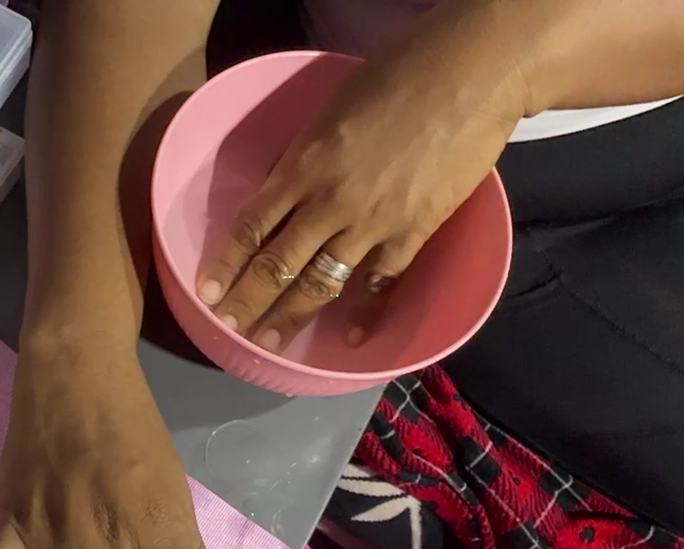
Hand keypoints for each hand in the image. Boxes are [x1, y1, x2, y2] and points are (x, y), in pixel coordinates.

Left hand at [196, 26, 525, 350]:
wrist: (477, 69)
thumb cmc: (400, 74)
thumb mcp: (330, 111)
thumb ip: (303, 158)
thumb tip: (281, 190)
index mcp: (304, 167)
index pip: (251, 226)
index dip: (226, 264)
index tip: (207, 294)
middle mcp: (329, 202)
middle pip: (277, 265)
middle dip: (248, 302)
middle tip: (228, 330)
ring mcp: (370, 223)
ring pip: (319, 283)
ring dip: (290, 318)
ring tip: (268, 344)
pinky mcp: (412, 233)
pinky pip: (381, 283)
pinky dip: (367, 313)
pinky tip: (351, 338)